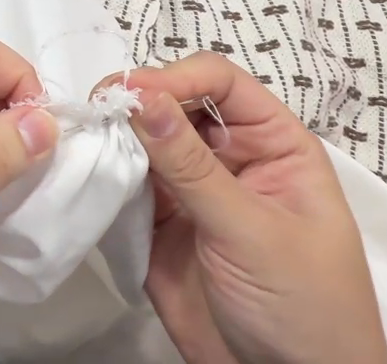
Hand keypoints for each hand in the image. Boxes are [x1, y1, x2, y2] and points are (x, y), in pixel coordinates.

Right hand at [112, 53, 386, 363]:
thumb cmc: (302, 309)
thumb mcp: (252, 233)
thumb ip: (191, 165)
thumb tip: (141, 95)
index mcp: (273, 145)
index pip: (219, 82)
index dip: (175, 77)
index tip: (131, 93)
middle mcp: (228, 154)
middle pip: (174, 99)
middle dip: (137, 99)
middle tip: (96, 110)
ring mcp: (190, 185)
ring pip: (143, 134)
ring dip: (114, 130)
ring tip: (84, 133)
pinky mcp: (156, 214)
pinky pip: (125, 174)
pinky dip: (103, 165)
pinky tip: (85, 162)